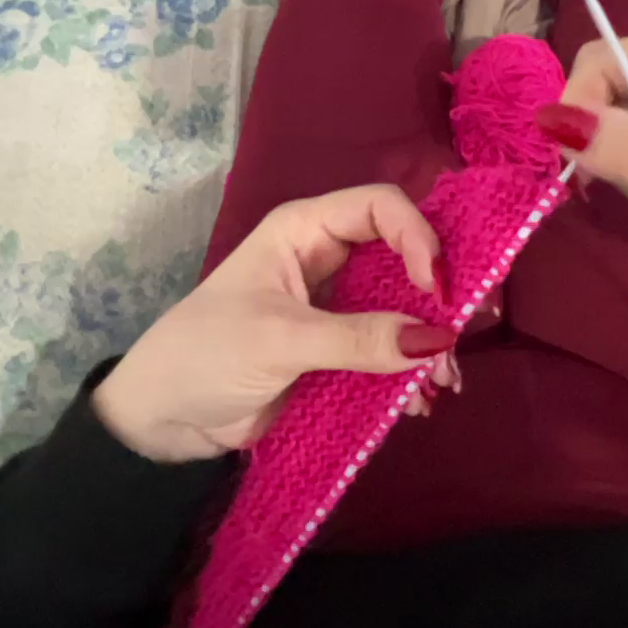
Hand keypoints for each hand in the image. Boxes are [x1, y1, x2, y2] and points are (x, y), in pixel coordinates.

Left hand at [92, 186, 462, 462]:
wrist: (160, 420)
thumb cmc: (206, 354)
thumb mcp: (281, 340)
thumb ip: (358, 339)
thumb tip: (437, 341)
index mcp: (305, 230)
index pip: (380, 207)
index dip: (417, 235)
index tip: (436, 286)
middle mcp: (328, 259)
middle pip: (402, 254)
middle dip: (436, 291)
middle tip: (467, 329)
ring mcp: (336, 306)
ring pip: (402, 306)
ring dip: (429, 340)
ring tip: (444, 381)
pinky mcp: (339, 349)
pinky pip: (388, 349)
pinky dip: (409, 371)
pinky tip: (418, 401)